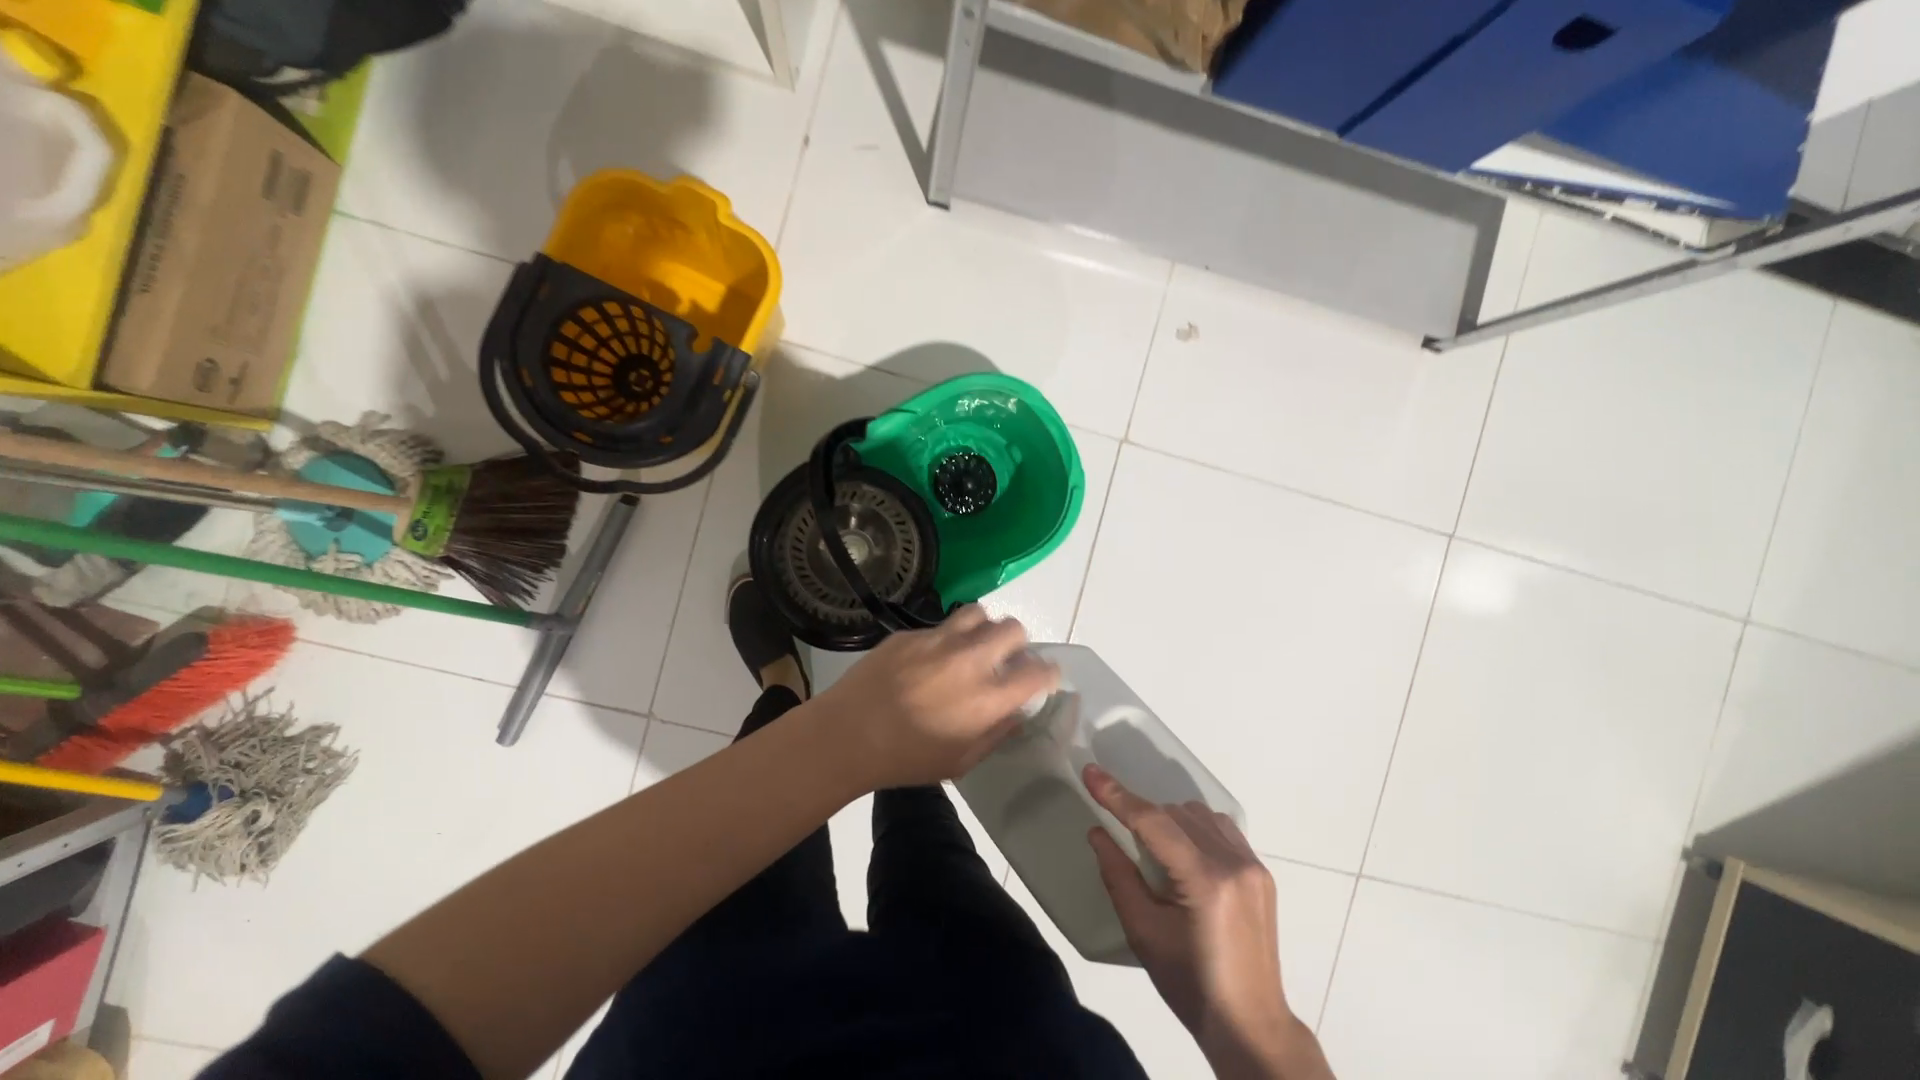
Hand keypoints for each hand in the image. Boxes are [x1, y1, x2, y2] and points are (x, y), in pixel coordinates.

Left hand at [813, 606, 1057, 790]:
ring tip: (973, 647)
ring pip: (978, 613)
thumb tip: (1014, 713)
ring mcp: (938, 640)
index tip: (1043, 677)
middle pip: (1013, 629)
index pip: (1038, 671)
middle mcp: (969, 660)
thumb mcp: (959, 763)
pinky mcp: (909, 634)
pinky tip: (930, 659)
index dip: (1048, 672)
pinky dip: (946, 638)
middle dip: (1018, 643)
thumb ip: (995, 735)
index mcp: (987, 697)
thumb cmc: (905, 759)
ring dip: (984, 629)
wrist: (847, 735)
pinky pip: (940, 625)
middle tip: (1006, 659)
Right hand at [1085, 766, 1332, 1079]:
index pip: (1154, 822)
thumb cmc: (1188, 983)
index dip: (1118, 795)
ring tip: (1154, 853)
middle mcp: (1234, 862)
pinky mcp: (1261, 874)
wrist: (1248, 1021)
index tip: (1090, 772)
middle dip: (1144, 817)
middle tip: (1120, 839)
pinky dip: (1196, 831)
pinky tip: (1185, 855)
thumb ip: (1118, 875)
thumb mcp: (1143, 932)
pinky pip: (1222, 830)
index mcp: (1205, 880)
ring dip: (1171, 821)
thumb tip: (1099, 832)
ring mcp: (1253, 865)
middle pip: (1177, 814)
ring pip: (1200, 816)